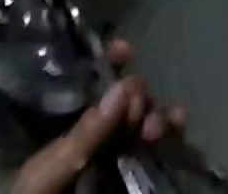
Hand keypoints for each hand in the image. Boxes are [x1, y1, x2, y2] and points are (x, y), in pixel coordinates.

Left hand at [12, 40, 186, 193]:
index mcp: (72, 127)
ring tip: (159, 127)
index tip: (127, 51)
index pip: (94, 82)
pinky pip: (163, 151)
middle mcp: (100, 136)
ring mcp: (120, 158)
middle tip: (140, 114)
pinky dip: (174, 136)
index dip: (112, 61)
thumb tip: (123, 87)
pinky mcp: (137, 177)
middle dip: (140, 96)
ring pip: (149, 122)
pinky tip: (179, 129)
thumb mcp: (47, 174)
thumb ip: (85, 136)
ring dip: (161, 114)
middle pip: (128, 100)